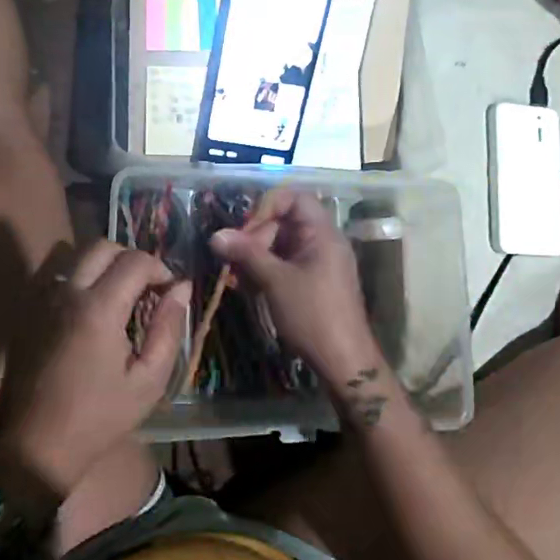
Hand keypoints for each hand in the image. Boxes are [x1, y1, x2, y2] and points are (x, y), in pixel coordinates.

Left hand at [0, 241, 189, 503]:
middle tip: (146, 288)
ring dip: (103, 266)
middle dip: (130, 259)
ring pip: (76, 256)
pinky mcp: (28, 312)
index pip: (135, 261)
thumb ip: (168, 329)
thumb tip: (182, 288)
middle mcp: (67, 292)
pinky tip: (91, 312)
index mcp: (99, 308)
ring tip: (119, 297)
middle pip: (102, 246)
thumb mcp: (148, 381)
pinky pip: (58, 277)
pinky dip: (80, 279)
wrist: (36, 445)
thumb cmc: (99, 417)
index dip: (160, 268)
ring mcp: (42, 300)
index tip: (169, 291)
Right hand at [207, 190, 384, 389]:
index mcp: (323, 234)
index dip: (267, 206)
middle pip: (284, 221)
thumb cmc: (313, 315)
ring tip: (236, 276)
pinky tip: (248, 287)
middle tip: (235, 259)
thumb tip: (215, 235)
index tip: (245, 230)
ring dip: (256, 256)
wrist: (343, 361)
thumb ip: (246, 254)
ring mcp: (319, 263)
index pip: (295, 198)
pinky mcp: (313, 282)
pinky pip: (286, 264)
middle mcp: (323, 242)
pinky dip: (266, 271)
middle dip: (256, 236)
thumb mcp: (275, 281)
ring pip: (281, 245)